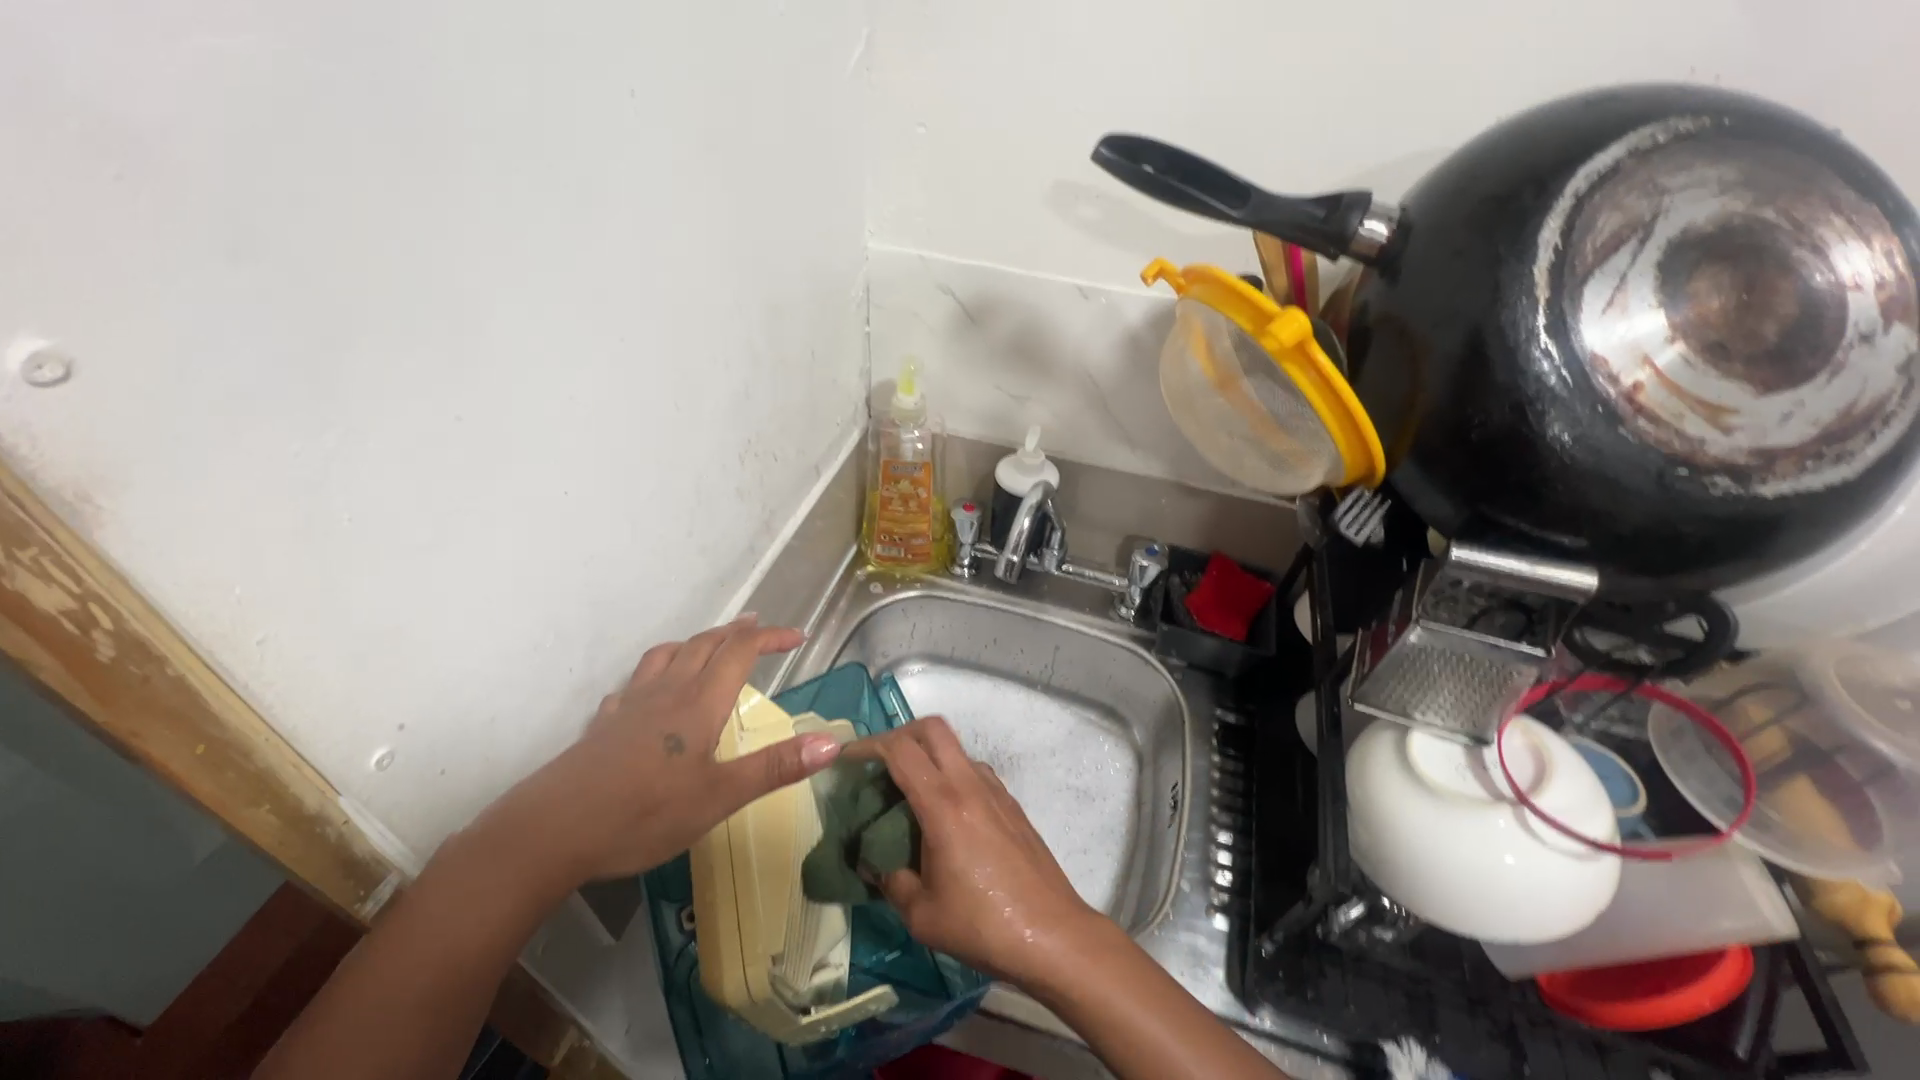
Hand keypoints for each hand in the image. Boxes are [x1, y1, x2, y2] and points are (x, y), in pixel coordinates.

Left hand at [481, 615, 841, 886]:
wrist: (552, 831)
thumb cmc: (643, 814)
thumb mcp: (719, 797)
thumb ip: (775, 768)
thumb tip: (832, 742)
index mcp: (698, 704)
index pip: (740, 652)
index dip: (770, 638)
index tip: (798, 637)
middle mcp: (665, 693)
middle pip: (704, 645)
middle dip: (736, 633)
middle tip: (759, 627)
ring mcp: (629, 706)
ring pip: (667, 656)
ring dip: (695, 643)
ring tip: (709, 647)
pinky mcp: (603, 726)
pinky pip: (635, 683)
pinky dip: (656, 673)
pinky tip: (651, 694)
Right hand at [851, 717, 1107, 986]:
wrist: (1052, 935)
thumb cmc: (982, 925)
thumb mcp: (921, 914)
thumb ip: (890, 880)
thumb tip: (873, 863)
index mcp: (944, 804)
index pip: (901, 750)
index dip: (868, 745)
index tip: (846, 759)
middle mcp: (971, 785)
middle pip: (933, 729)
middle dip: (899, 735)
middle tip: (877, 764)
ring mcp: (996, 792)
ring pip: (956, 750)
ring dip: (928, 756)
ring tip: (906, 794)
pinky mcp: (1012, 806)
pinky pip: (973, 773)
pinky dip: (950, 777)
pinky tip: (941, 817)